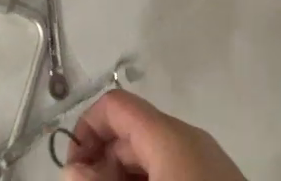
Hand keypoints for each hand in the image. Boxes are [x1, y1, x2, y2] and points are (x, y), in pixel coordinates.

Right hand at [61, 90, 246, 180]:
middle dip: (103, 163)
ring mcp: (208, 164)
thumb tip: (72, 170)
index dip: (86, 130)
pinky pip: (173, 173)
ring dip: (124, 178)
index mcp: (169, 135)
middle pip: (131, 133)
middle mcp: (189, 140)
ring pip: (151, 157)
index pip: (114, 106)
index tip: (74, 170)